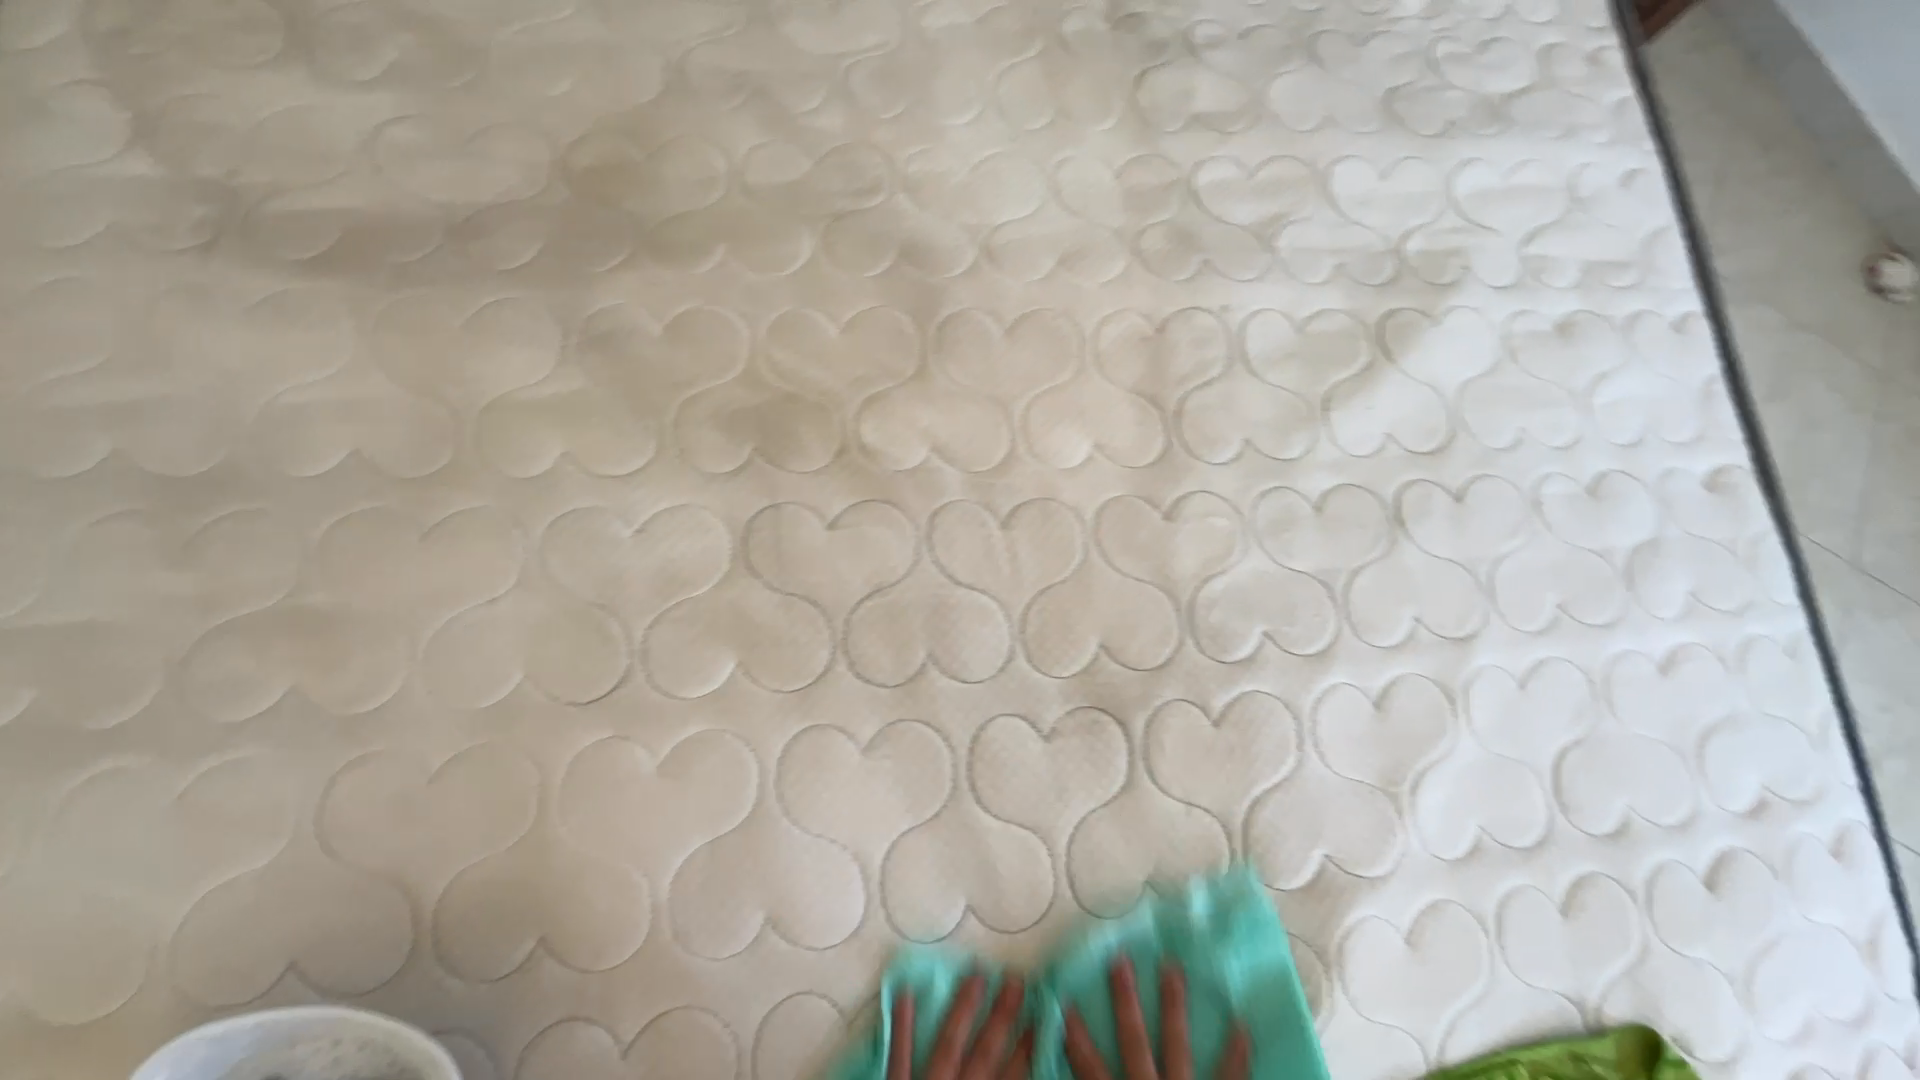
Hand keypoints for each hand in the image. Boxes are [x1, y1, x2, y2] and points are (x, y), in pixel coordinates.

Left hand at [889, 974, 1032, 1079]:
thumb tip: (1031, 1069)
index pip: (1011, 1077)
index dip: (1026, 1048)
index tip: (1038, 1016)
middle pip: (984, 1053)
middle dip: (1001, 1016)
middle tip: (1016, 978)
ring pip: (948, 1046)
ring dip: (962, 1010)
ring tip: (976, 974)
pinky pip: (898, 1057)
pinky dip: (901, 1026)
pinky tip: (906, 993)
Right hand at [1064, 960, 1249, 1079]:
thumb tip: (1059, 1079)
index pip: (1090, 1069)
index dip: (1075, 1037)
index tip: (1064, 1002)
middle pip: (1133, 1041)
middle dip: (1126, 1001)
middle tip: (1120, 960)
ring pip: (1177, 1045)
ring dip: (1174, 1006)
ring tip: (1172, 968)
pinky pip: (1229, 1078)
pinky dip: (1237, 1054)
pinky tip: (1242, 1026)